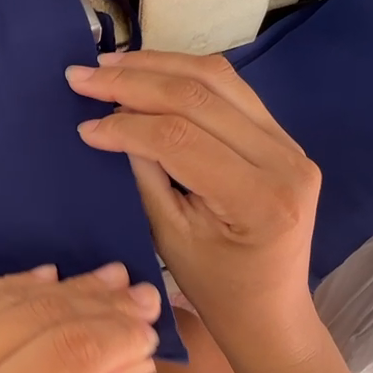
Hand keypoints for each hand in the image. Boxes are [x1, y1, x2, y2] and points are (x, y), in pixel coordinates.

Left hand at [0, 263, 161, 372]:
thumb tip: (138, 356)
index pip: (61, 358)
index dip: (113, 334)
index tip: (150, 322)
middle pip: (31, 319)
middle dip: (95, 304)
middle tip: (140, 292)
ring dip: (57, 288)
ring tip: (105, 280)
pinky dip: (6, 286)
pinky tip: (45, 279)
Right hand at [67, 51, 322, 360]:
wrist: (271, 309)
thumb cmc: (215, 286)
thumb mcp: (169, 237)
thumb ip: (144, 174)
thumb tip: (110, 119)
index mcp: (260, 199)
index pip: (181, 140)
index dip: (126, 127)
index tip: (83, 125)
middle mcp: (285, 160)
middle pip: (199, 98)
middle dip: (133, 82)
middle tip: (83, 75)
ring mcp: (290, 142)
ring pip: (216, 78)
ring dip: (157, 65)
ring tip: (109, 63)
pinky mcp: (282, 133)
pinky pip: (229, 87)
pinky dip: (182, 72)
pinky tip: (147, 70)